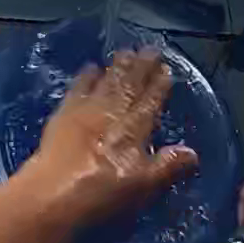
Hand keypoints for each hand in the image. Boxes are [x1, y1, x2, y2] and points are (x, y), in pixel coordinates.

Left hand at [19, 47, 198, 226]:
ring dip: (117, 66)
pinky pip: (78, 88)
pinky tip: (90, 67)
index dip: (159, 85)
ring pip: (106, 82)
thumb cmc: (102, 193)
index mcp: (134, 129)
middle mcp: (112, 112)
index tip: (166, 68)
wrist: (52, 193)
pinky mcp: (63, 114)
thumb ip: (167, 166)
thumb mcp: (143, 186)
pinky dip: (85, 77)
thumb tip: (191, 151)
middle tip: (149, 49)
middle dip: (141, 67)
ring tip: (126, 52)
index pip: (151, 101)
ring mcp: (86, 110)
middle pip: (130, 85)